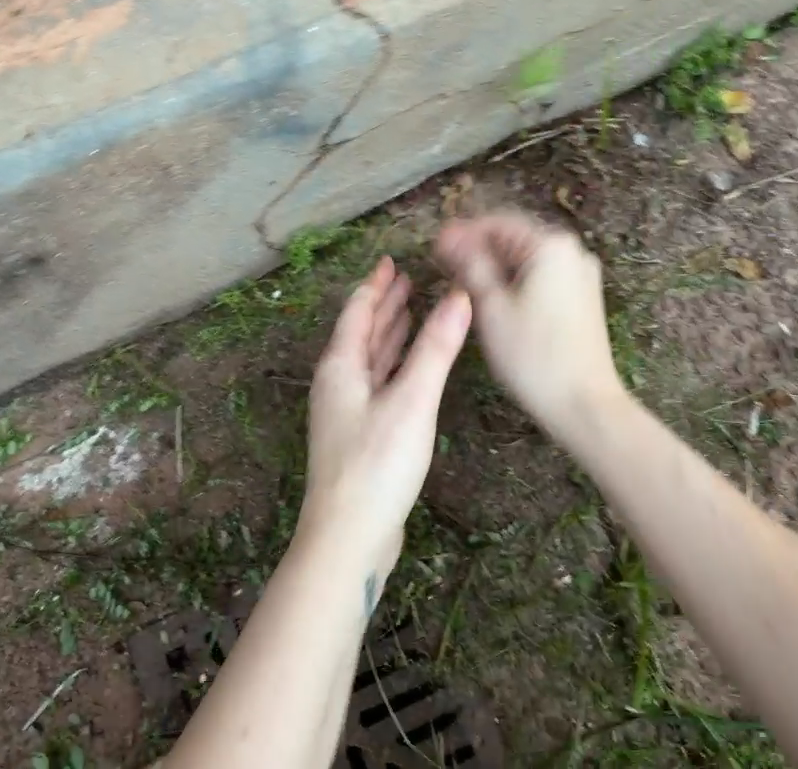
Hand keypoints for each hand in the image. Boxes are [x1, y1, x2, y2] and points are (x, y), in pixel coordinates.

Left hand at [302, 257, 471, 573]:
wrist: (347, 536)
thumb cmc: (376, 464)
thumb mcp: (411, 402)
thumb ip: (435, 349)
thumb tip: (459, 297)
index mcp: (341, 367)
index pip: (357, 312)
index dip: (376, 285)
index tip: (391, 261)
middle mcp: (338, 384)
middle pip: (361, 333)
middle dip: (383, 306)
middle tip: (407, 280)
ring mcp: (346, 412)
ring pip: (369, 360)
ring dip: (388, 334)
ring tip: (410, 311)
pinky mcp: (360, 436)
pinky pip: (378, 383)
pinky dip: (394, 365)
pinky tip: (408, 368)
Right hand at [434, 213, 620, 437]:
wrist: (585, 405)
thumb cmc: (533, 356)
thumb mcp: (492, 307)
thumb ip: (469, 265)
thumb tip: (447, 237)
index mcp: (550, 246)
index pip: (496, 223)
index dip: (461, 234)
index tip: (433, 249)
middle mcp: (571, 252)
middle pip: (514, 238)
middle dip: (477, 250)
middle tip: (442, 267)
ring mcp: (581, 275)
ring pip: (527, 259)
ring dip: (494, 266)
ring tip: (461, 284)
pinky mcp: (582, 298)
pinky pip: (541, 276)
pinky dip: (515, 281)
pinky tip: (492, 299)